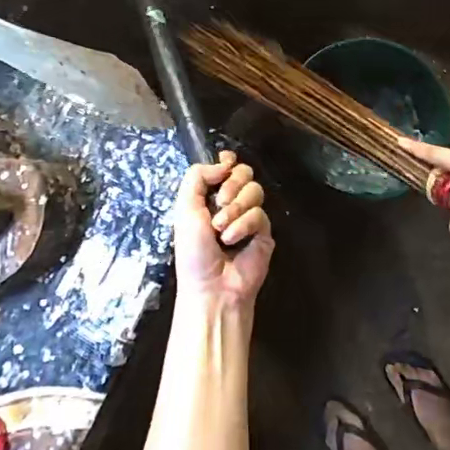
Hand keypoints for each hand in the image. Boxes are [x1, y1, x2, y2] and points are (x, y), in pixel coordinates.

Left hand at [172, 152, 273, 312]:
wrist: (211, 287)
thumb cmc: (193, 252)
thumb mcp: (185, 209)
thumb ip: (197, 177)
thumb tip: (223, 163)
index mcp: (209, 198)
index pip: (225, 168)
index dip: (227, 162)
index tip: (226, 162)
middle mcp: (230, 204)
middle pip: (244, 173)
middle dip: (232, 183)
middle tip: (220, 201)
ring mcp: (249, 218)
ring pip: (255, 191)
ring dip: (236, 207)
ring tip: (221, 229)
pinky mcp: (264, 233)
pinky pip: (260, 214)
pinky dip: (244, 224)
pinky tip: (232, 240)